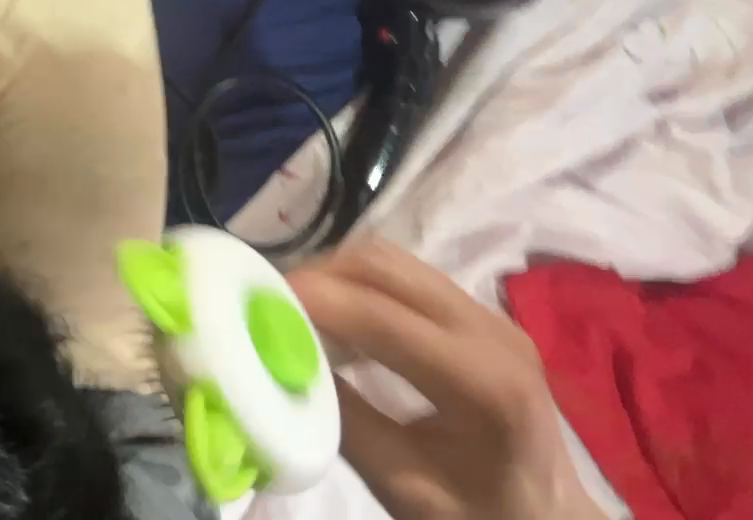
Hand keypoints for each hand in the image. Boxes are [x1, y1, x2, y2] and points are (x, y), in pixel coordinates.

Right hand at [287, 240, 599, 519]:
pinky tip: (338, 312)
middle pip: (383, 268)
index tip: (261, 299)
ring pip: (388, 259)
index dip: (317, 300)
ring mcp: (486, 312)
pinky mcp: (474, 308)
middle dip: (317, 276)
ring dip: (334, 272)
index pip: (384, 318)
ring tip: (300, 306)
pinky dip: (355, 279)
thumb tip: (280, 359)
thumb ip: (344, 420)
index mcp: (485, 383)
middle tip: (272, 301)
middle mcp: (491, 331)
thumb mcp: (404, 485)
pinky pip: (400, 271)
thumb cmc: (478, 512)